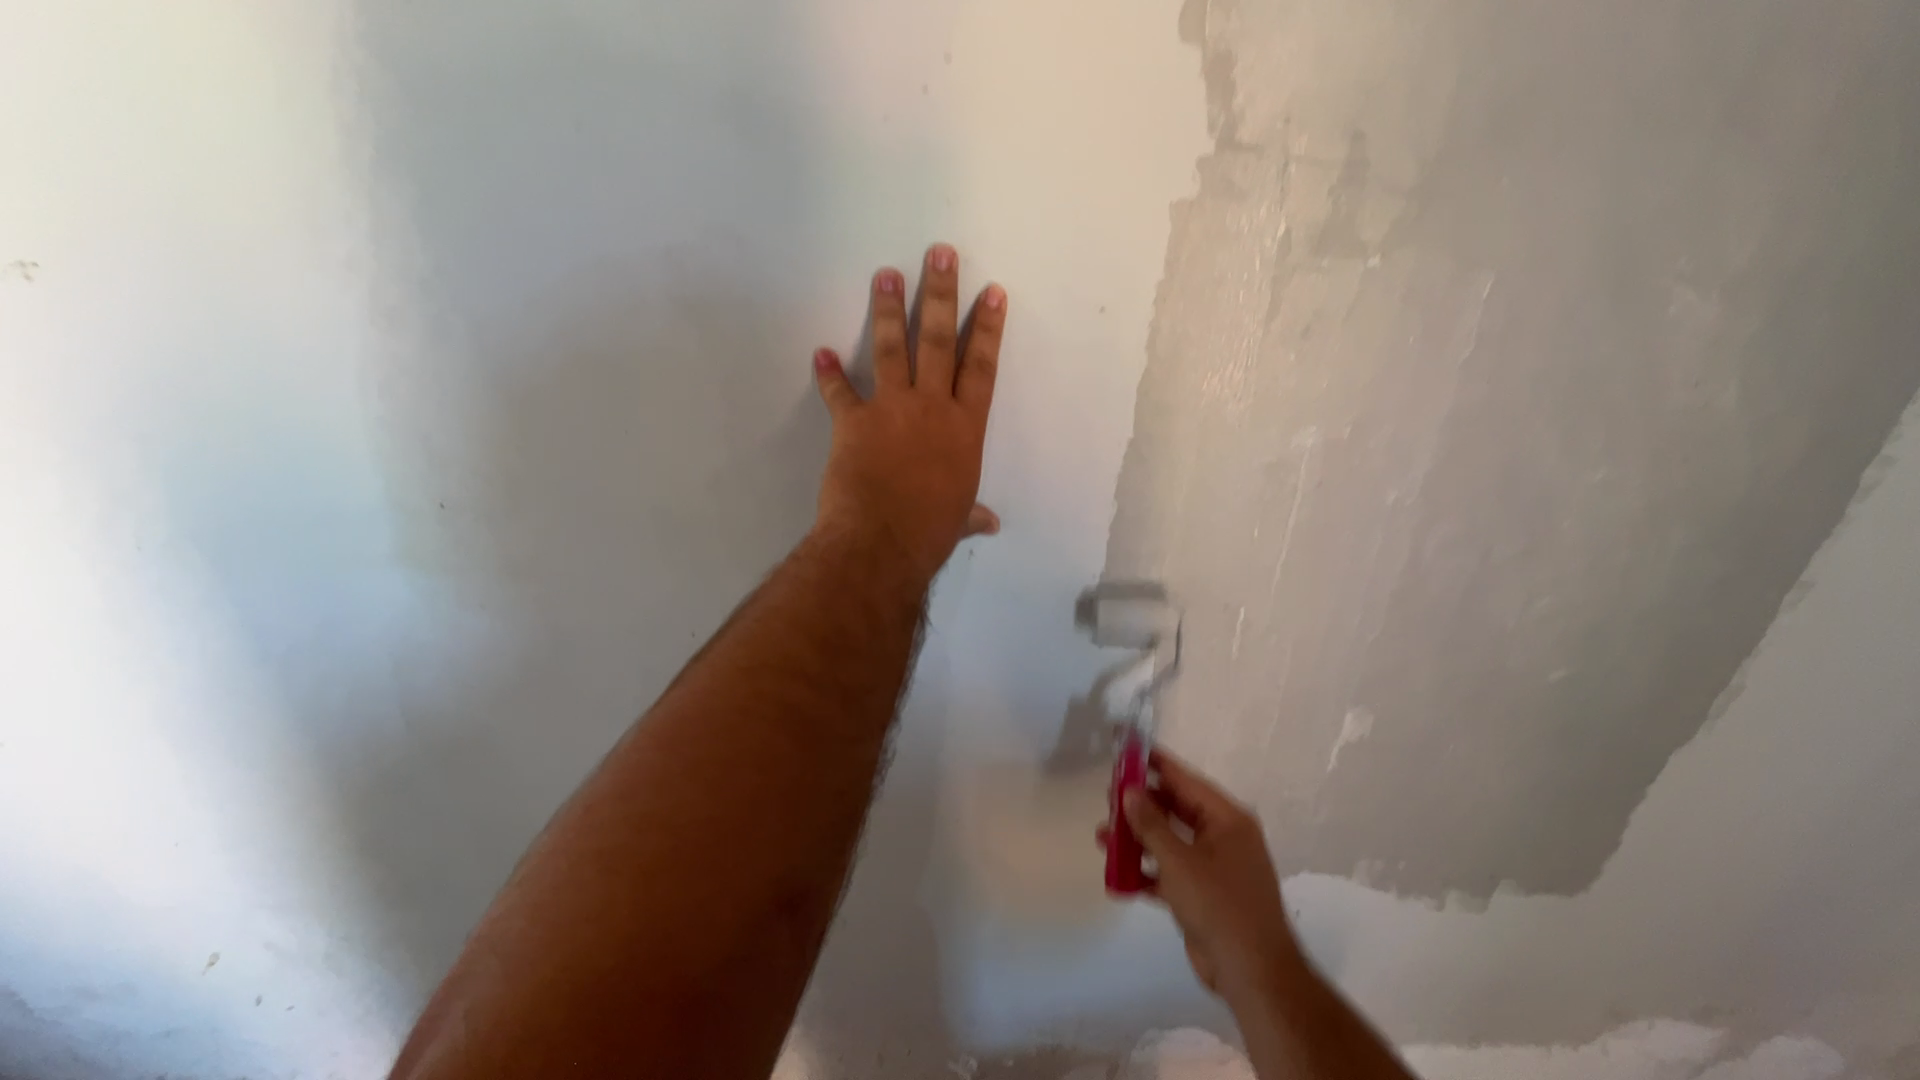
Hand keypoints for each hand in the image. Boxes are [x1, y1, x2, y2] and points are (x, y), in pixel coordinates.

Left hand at [812, 243, 1006, 581]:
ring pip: (892, 348)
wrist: (882, 541)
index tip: (992, 292)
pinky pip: (839, 391)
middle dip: (940, 293)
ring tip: (886, 273)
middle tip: (939, 253)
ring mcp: (892, 410)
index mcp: (965, 429)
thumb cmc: (930, 532)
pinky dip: (828, 373)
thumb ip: (972, 514)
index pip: (982, 367)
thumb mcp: (958, 519)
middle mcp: (932, 408)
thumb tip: (990, 525)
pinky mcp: (854, 421)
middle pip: (939, 340)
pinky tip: (820, 352)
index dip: (988, 328)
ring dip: (889, 309)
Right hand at [1101, 751, 1307, 1006]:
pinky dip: (1146, 872)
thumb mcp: (1179, 861)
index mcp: (1227, 819)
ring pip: (1169, 841)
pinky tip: (1118, 876)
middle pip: (1175, 809)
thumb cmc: (1220, 906)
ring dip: (1138, 840)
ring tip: (1102, 837)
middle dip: (1140, 805)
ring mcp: (1214, 867)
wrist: (1252, 972)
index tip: (1125, 749)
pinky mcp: (1203, 895)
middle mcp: (1223, 837)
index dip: (1154, 763)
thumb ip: (1151, 824)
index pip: (1185, 779)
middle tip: (1106, 799)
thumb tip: (1130, 791)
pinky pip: (1170, 872)